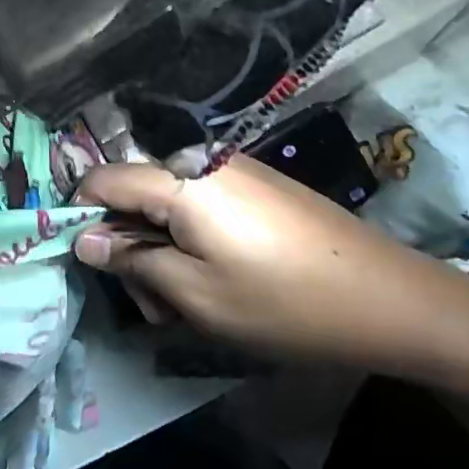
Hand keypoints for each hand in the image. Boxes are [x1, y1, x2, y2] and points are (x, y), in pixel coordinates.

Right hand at [73, 156, 468, 377]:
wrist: (386, 297)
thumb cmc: (282, 302)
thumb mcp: (195, 295)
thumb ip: (132, 261)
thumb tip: (84, 239)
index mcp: (182, 179)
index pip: (105, 179)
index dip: (82, 215)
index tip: (88, 262)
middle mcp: (204, 161)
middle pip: (138, 192)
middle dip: (132, 246)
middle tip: (154, 307)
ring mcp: (236, 170)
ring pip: (171, 204)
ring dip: (164, 251)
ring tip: (189, 304)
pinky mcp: (258, 185)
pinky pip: (204, 204)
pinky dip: (194, 241)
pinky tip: (217, 282)